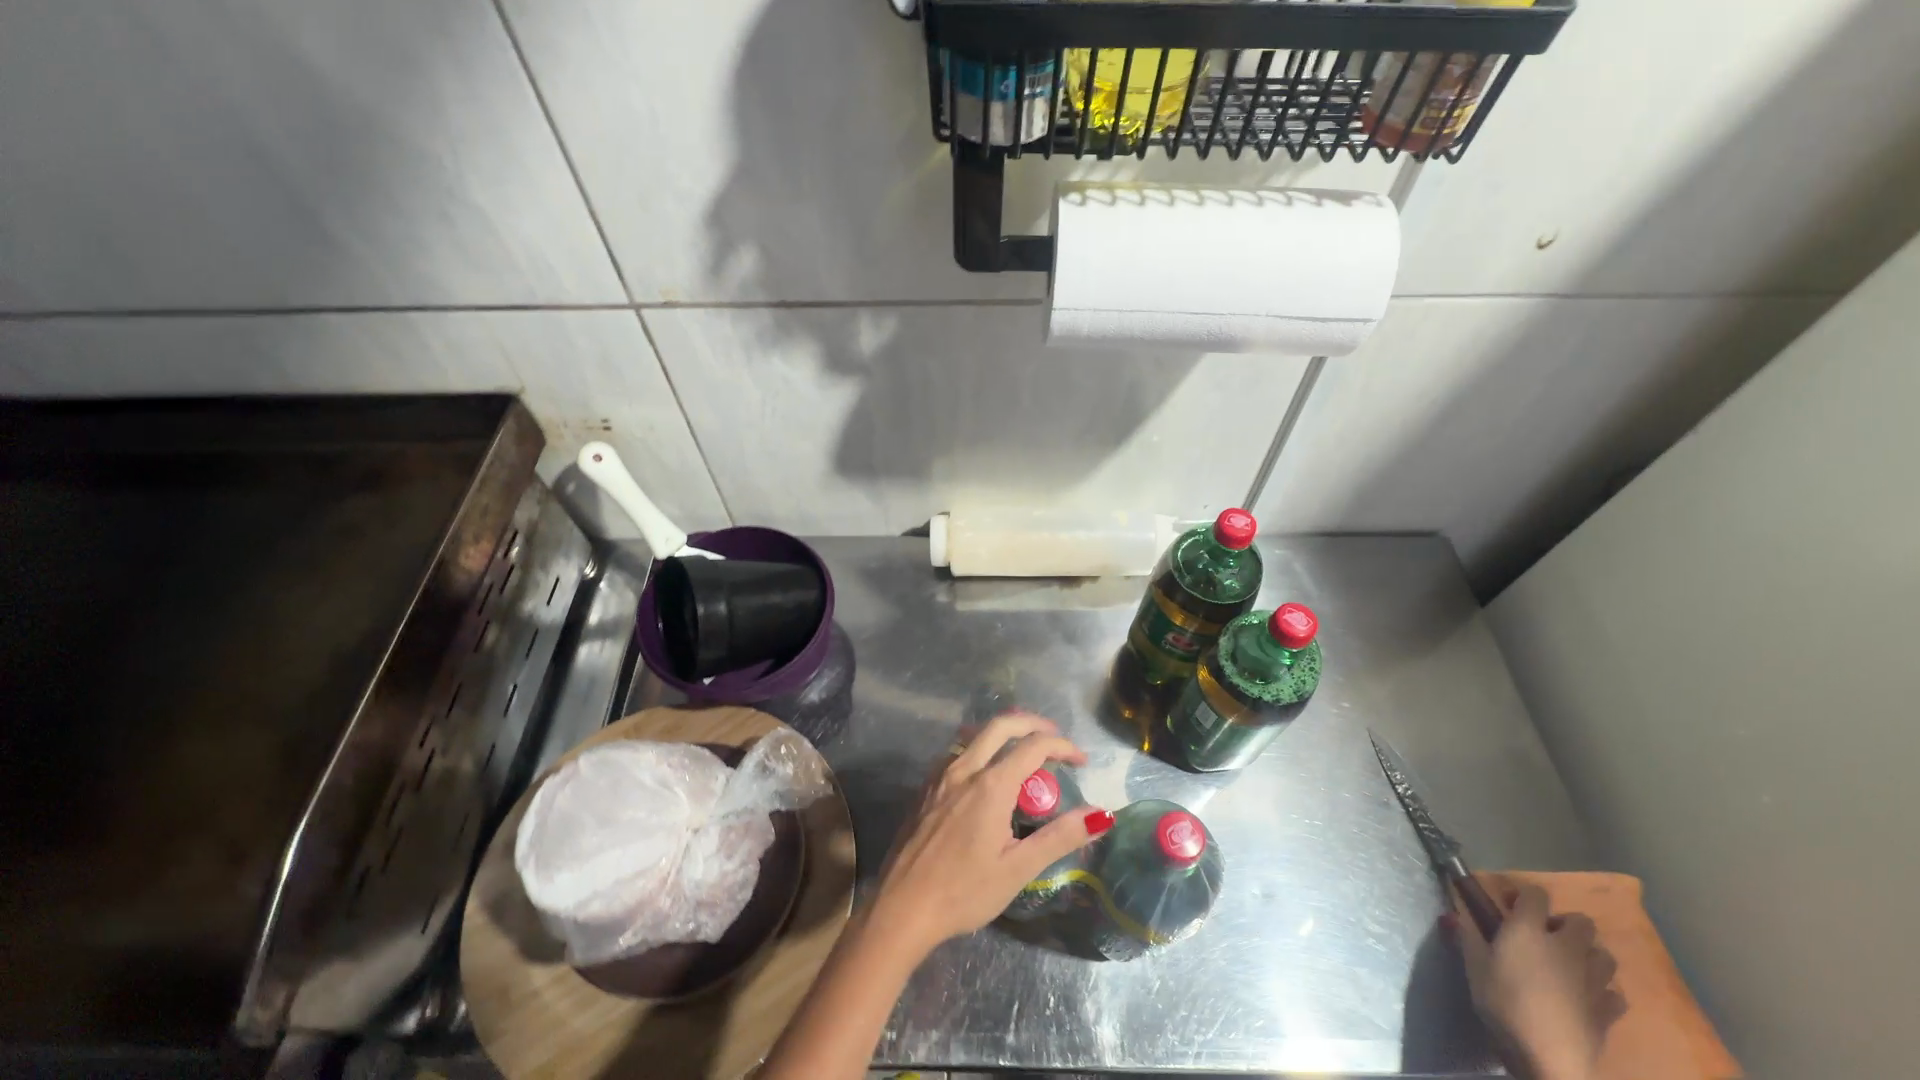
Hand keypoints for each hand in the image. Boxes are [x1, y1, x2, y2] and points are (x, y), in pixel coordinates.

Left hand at [867, 712, 1111, 958]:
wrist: (901, 908)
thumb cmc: (964, 892)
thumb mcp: (1018, 868)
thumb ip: (1060, 837)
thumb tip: (1102, 815)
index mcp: (990, 785)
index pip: (1033, 746)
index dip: (1062, 746)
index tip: (1081, 761)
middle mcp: (963, 770)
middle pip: (1000, 727)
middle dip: (1032, 724)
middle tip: (1055, 739)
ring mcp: (938, 778)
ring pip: (973, 737)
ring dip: (1003, 735)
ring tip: (1022, 754)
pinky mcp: (923, 791)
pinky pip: (955, 754)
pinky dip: (979, 750)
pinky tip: (984, 777)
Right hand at [1452, 879, 1626, 1079]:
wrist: (1549, 1054)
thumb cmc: (1505, 1003)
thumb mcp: (1474, 968)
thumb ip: (1465, 937)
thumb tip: (1451, 914)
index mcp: (1530, 930)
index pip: (1536, 894)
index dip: (1524, 895)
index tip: (1509, 907)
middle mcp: (1567, 946)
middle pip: (1581, 921)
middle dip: (1565, 925)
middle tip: (1543, 940)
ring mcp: (1594, 978)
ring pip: (1603, 954)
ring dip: (1588, 955)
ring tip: (1568, 968)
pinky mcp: (1609, 1009)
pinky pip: (1614, 992)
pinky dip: (1602, 992)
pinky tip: (1587, 1000)